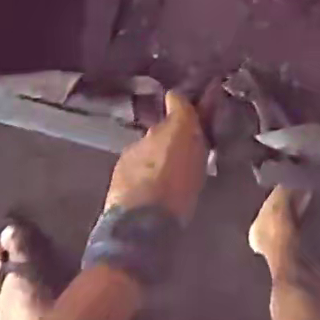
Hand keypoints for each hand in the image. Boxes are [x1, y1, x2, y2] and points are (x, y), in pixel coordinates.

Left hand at [104, 91, 208, 222]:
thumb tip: (196, 128)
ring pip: (147, 146)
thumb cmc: (182, 190)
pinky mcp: (117, 168)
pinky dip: (140, 171)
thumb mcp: (201, 164)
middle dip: (170, 138)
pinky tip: (146, 189)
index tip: (189, 109)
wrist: (142, 222)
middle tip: (180, 156)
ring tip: (162, 177)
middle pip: (162, 128)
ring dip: (154, 156)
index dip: (181, 103)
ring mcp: (132, 148)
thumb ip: (197, 142)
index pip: (177, 98)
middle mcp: (153, 130)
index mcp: (178, 125)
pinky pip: (134, 163)